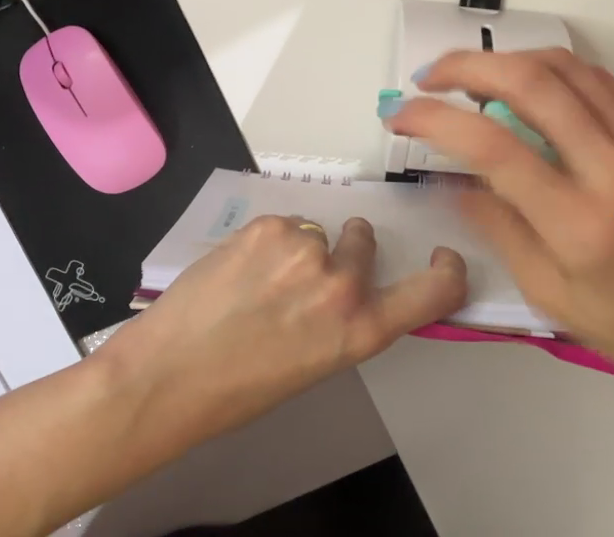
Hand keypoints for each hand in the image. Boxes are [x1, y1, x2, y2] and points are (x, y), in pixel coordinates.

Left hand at [101, 215, 467, 441]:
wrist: (167, 374)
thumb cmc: (239, 390)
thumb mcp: (314, 364)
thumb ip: (344, 322)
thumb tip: (348, 289)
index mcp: (360, 331)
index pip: (433, 290)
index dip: (446, 271)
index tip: (442, 258)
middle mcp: (343, 285)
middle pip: (365, 241)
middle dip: (345, 250)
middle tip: (305, 278)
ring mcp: (305, 249)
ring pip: (317, 230)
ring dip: (299, 247)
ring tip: (259, 280)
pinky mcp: (268, 227)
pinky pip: (283, 224)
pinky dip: (269, 241)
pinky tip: (241, 269)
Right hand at [388, 49, 613, 404]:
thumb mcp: (550, 294)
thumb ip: (497, 225)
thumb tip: (452, 173)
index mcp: (583, 227)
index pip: (494, 148)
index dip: (436, 119)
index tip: (402, 112)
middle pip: (532, 84)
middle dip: (469, 65)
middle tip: (432, 75)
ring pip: (569, 69)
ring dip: (511, 60)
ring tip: (476, 77)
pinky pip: (605, 83)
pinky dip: (558, 75)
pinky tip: (534, 89)